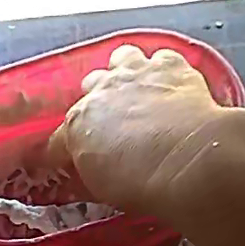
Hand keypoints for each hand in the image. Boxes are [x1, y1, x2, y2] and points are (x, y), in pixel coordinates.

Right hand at [44, 45, 244, 219]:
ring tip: (134, 92)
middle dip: (95, 102)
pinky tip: (166, 87)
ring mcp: (136, 73)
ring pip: (121, 58)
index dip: (64, 153)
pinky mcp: (172, 65)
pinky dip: (161, 71)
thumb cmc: (136, 183)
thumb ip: (88, 170)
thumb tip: (89, 169)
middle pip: (90, 87)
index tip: (70, 164)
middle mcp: (101, 90)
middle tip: (107, 123)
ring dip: (124, 73)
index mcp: (76, 124)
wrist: (185, 161)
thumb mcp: (99, 187)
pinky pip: (160, 58)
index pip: (60, 140)